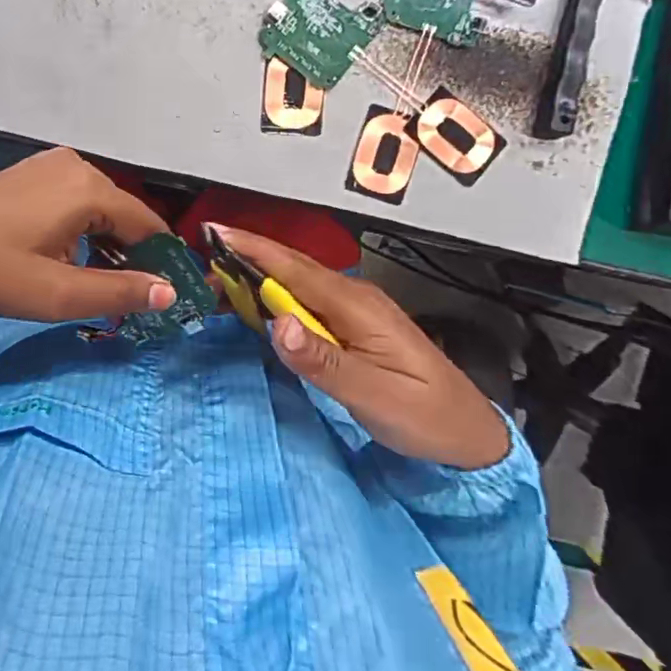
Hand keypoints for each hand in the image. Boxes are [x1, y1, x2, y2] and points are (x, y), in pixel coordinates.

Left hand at [0, 147, 176, 321]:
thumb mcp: (58, 293)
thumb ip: (119, 292)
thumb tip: (170, 292)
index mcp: (88, 189)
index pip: (148, 225)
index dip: (159, 263)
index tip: (160, 297)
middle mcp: (75, 165)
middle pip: (123, 214)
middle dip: (129, 254)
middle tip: (119, 297)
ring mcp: (51, 163)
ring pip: (99, 207)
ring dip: (103, 242)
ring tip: (89, 280)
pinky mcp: (32, 169)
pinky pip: (74, 198)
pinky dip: (80, 226)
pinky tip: (65, 254)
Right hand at [213, 225, 509, 469]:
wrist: (471, 438)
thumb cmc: (426, 417)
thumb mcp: (373, 395)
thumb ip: (322, 361)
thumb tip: (277, 324)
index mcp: (356, 306)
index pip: (293, 268)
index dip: (251, 248)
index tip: (213, 233)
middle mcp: (352, 297)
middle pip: (288, 268)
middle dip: (242, 259)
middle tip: (199, 268)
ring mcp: (351, 309)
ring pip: (292, 282)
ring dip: (253, 278)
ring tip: (214, 285)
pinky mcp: (349, 324)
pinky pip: (301, 300)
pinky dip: (269, 296)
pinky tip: (252, 304)